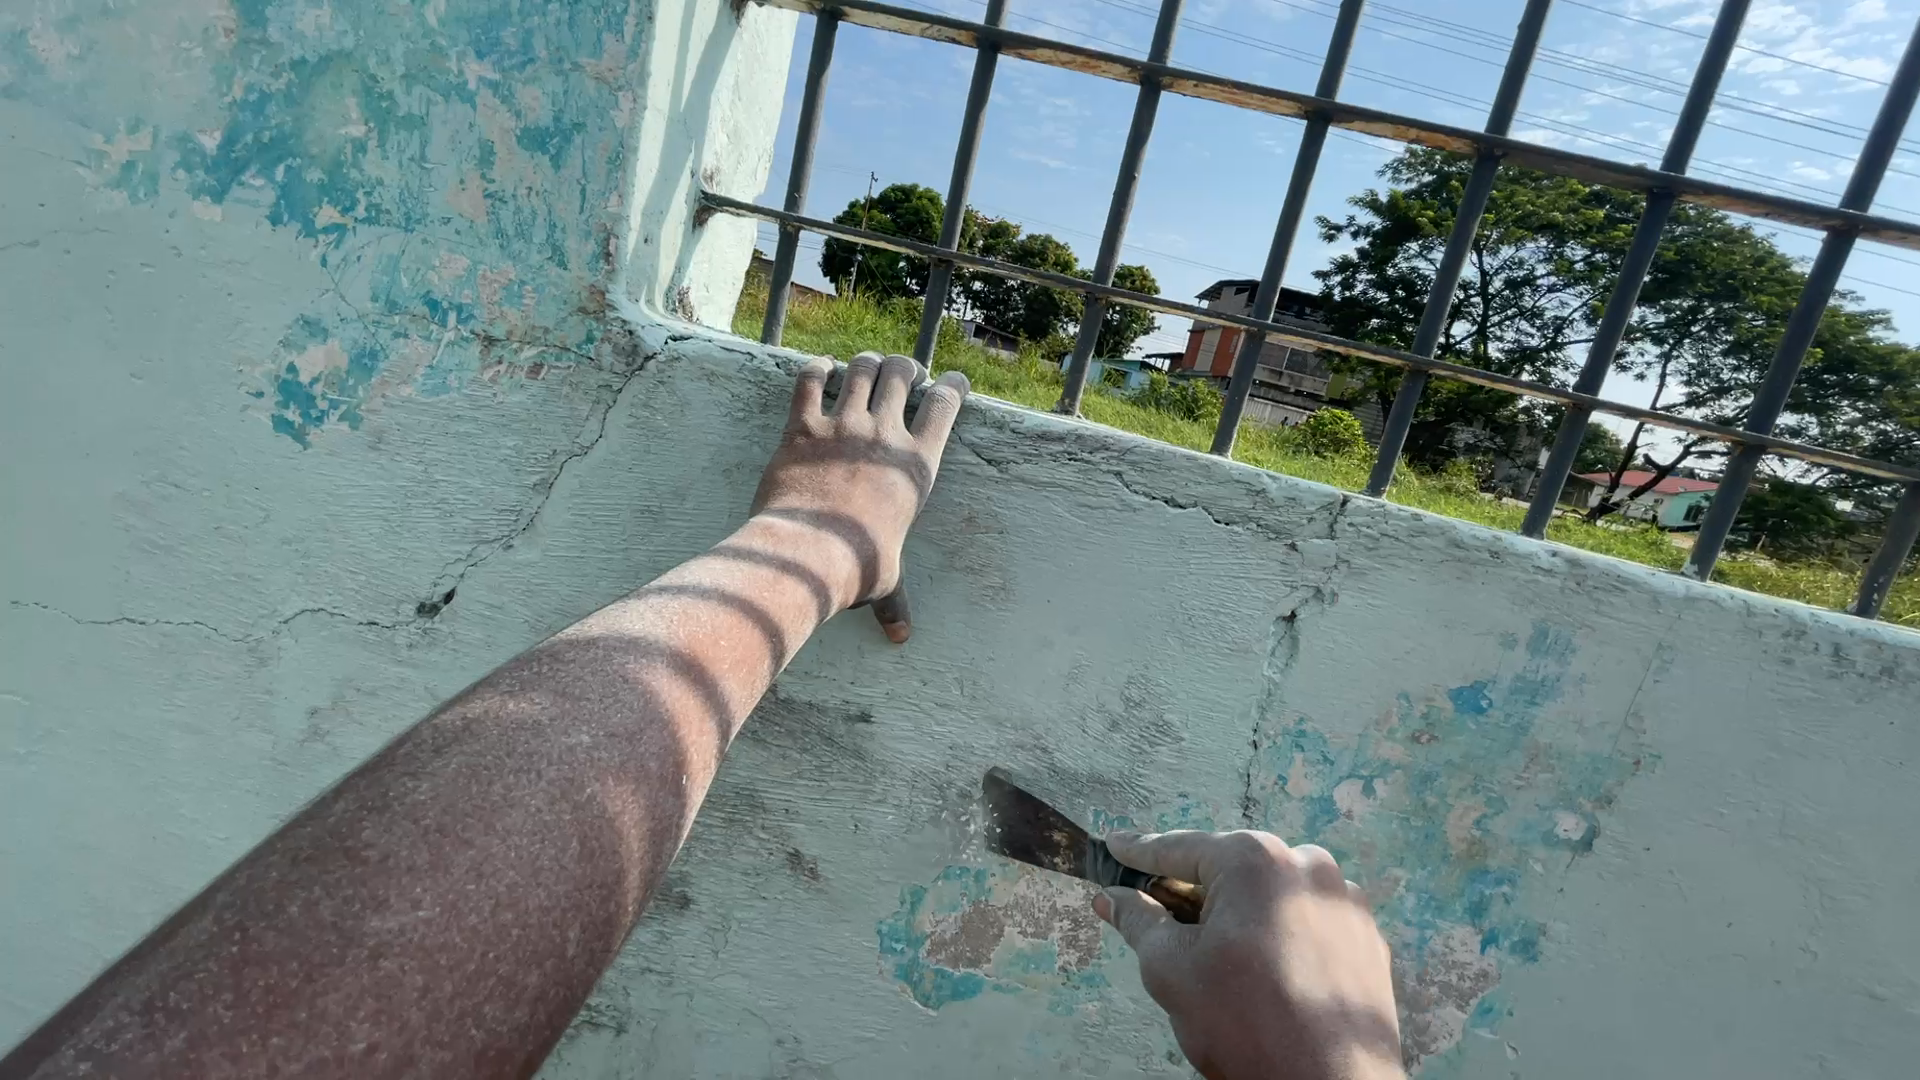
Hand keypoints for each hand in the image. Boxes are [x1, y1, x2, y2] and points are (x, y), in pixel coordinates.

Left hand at [750, 351, 968, 640]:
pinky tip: (820, 370)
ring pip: (862, 368)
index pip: (946, 407)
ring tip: (865, 367)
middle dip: (907, 365)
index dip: (954, 386)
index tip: (955, 380)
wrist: (808, 554)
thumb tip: (901, 637)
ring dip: (866, 363)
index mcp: (917, 466)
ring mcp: (843, 427)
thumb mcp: (888, 580)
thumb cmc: (857, 568)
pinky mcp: (803, 427)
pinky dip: (816, 369)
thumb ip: (897, 601)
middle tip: (903, 372)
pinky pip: (810, 379)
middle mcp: (885, 437)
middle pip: (904, 373)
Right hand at [1093, 830, 1403, 1079]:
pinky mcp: (1366, 933)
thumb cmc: (1246, 1027)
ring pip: (1268, 888)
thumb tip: (1109, 898)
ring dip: (1238, 907)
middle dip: (1192, 887)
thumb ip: (1137, 920)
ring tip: (1217, 949)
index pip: (1178, 848)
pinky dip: (1277, 926)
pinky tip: (1263, 963)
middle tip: (1159, 910)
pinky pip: (1304, 913)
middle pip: (1226, 866)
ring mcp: (1342, 897)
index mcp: (1253, 859)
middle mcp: (1304, 863)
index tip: (1114, 845)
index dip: (1138, 851)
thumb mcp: (1170, 968)